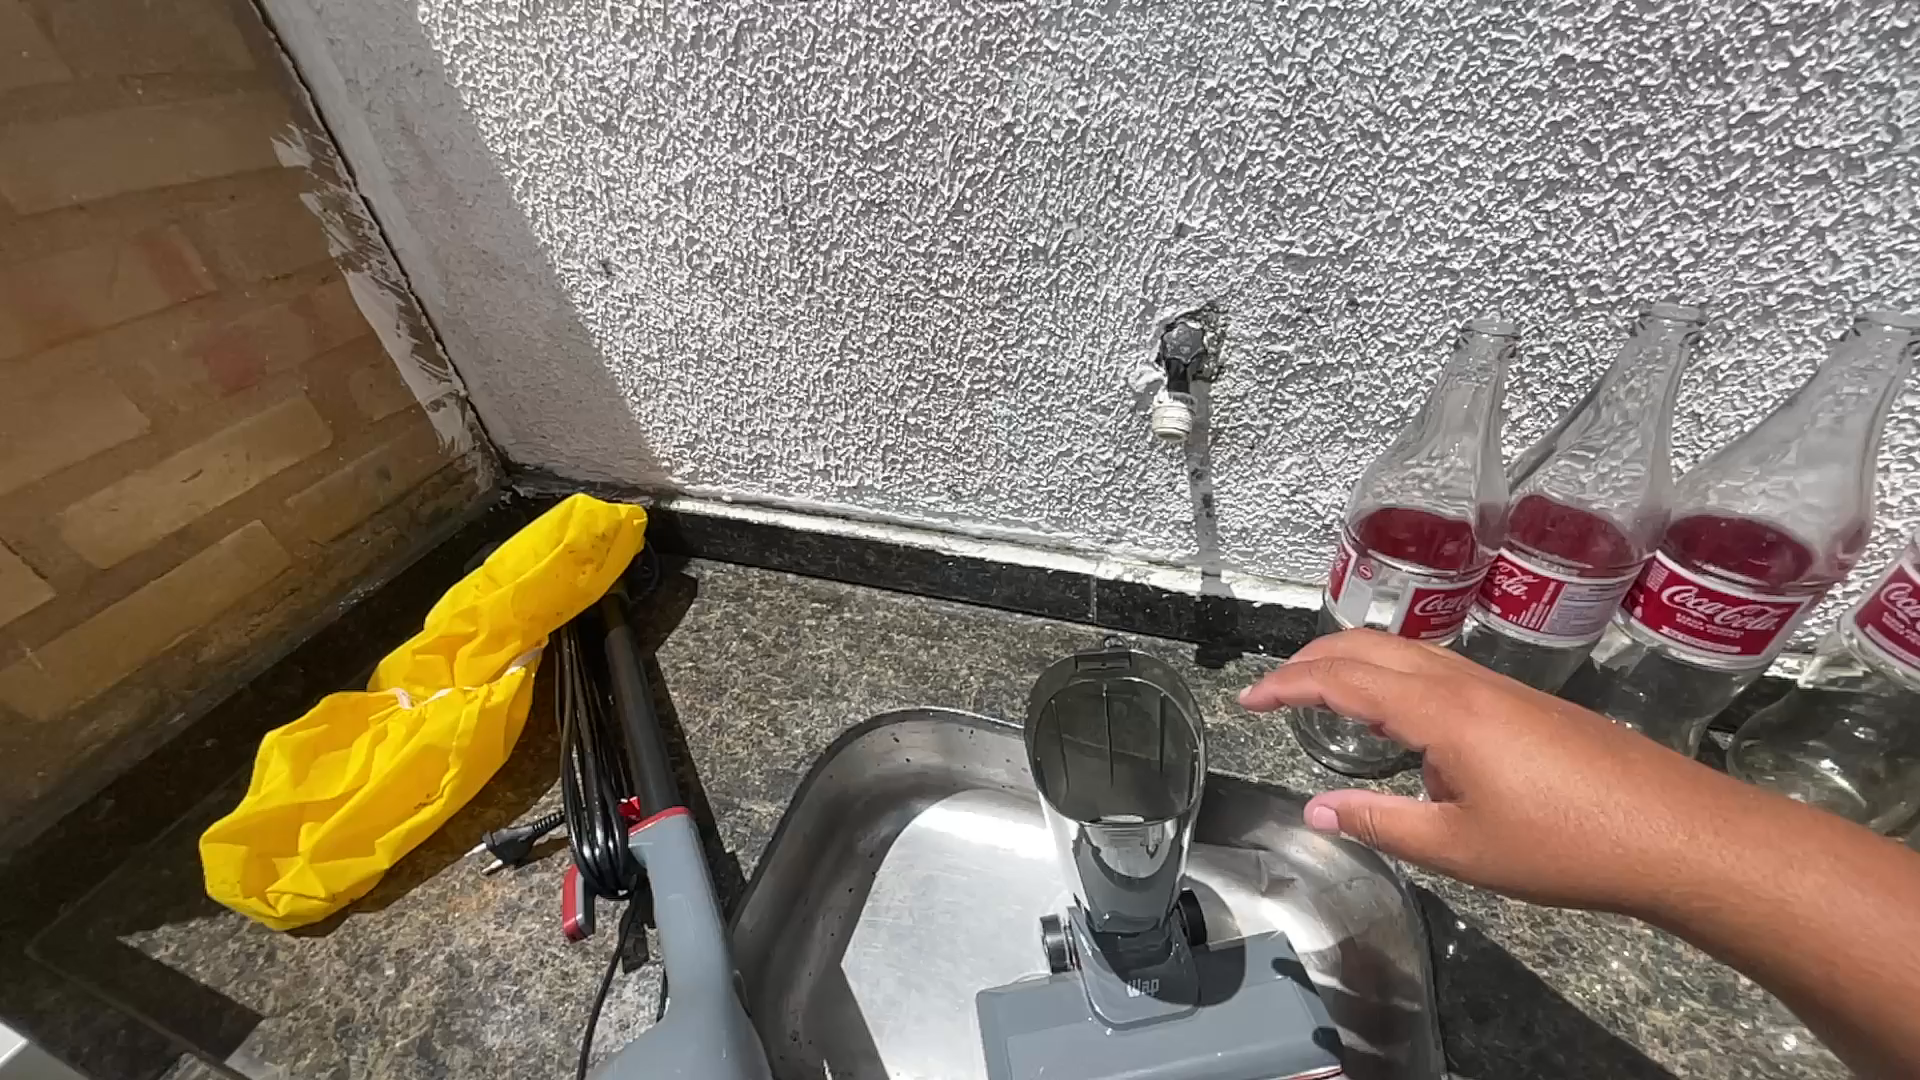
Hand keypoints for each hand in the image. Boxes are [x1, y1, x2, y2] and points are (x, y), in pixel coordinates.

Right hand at [1240, 628, 1767, 914]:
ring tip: (1317, 694)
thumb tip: (1312, 811)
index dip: (1284, 686)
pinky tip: (1389, 713)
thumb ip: (1377, 821)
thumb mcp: (1460, 848)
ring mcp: (1488, 682)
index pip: (1338, 679)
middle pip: (1362, 645)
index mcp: (1437, 710)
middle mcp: (1457, 681)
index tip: (1246, 700)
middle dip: (1306, 660)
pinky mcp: (1511, 696)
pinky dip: (1380, 671)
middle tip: (1272, 692)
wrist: (1688, 835)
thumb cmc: (1568, 845)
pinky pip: (1425, 664)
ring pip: (1396, 648)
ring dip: (1344, 660)